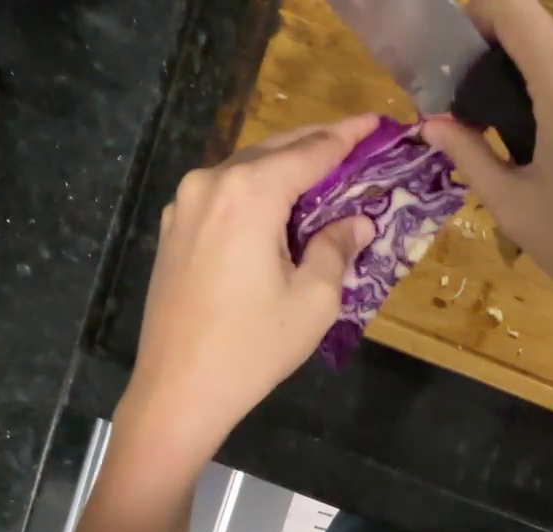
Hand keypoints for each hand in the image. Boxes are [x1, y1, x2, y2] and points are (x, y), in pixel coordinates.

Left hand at [120, 115, 380, 454]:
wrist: (180, 388)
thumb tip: (357, 222)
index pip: (311, 152)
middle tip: (356, 146)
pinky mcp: (175, 229)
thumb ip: (337, 249)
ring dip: (287, 172)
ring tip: (324, 180)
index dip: (348, 137)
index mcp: (250, 193)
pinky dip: (258, 194)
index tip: (377, 123)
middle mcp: (211, 183)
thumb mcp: (314, 301)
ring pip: (247, 172)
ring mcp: (185, 204)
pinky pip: (225, 196)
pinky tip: (279, 212)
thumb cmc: (254, 347)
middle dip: (318, 147)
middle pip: (275, 151)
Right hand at [422, 0, 552, 349]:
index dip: (479, 14)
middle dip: (506, 67)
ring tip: (525, 146)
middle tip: (482, 121)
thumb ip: (469, 154)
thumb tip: (433, 124)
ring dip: (539, 87)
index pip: (515, 10)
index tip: (457, 49)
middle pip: (542, 39)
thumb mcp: (514, 206)